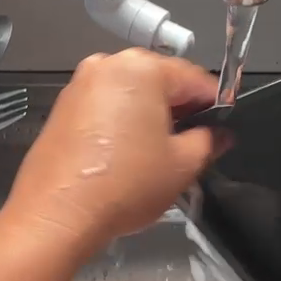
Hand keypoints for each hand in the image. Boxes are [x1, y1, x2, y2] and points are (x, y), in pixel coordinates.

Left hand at [0, 49, 220, 260]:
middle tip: (193, 146)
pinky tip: (126, 157)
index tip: (224, 127)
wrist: (56, 215)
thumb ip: (209, 142)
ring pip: (131, 95)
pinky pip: (105, 108)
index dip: (215, 104)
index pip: (195, 78)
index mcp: (142, 68)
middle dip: (180, 110)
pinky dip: (121, 125)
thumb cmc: (122, 186)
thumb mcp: (182, 166)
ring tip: (158, 157)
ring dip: (149, 118)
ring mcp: (80, 86)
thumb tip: (219, 135)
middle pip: (159, 82)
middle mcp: (107, 66)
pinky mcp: (62, 109)